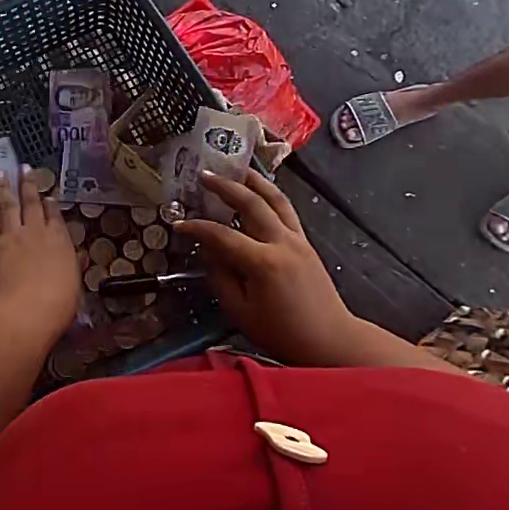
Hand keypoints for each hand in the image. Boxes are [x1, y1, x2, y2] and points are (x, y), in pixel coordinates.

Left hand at [0, 166, 79, 346]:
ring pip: (7, 205)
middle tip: (25, 168)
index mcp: (60, 240)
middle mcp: (37, 231)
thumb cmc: (59, 302)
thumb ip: (73, 266)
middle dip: (28, 184)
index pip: (55, 216)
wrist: (30, 308)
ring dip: (3, 187)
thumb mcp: (75, 283)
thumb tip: (77, 258)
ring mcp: (13, 235)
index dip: (50, 204)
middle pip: (31, 203)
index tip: (47, 195)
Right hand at [172, 171, 366, 365]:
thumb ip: (220, 278)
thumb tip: (207, 252)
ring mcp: (298, 239)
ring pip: (275, 200)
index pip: (223, 236)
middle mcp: (282, 243)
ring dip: (254, 181)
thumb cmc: (282, 333)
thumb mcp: (241, 312)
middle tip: (204, 176)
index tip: (180, 225)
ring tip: (237, 169)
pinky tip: (260, 192)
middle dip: (225, 187)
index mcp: (263, 263)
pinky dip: (271, 196)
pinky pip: (286, 211)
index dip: (198, 228)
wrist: (329, 340)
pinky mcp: (306, 243)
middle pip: (251, 204)